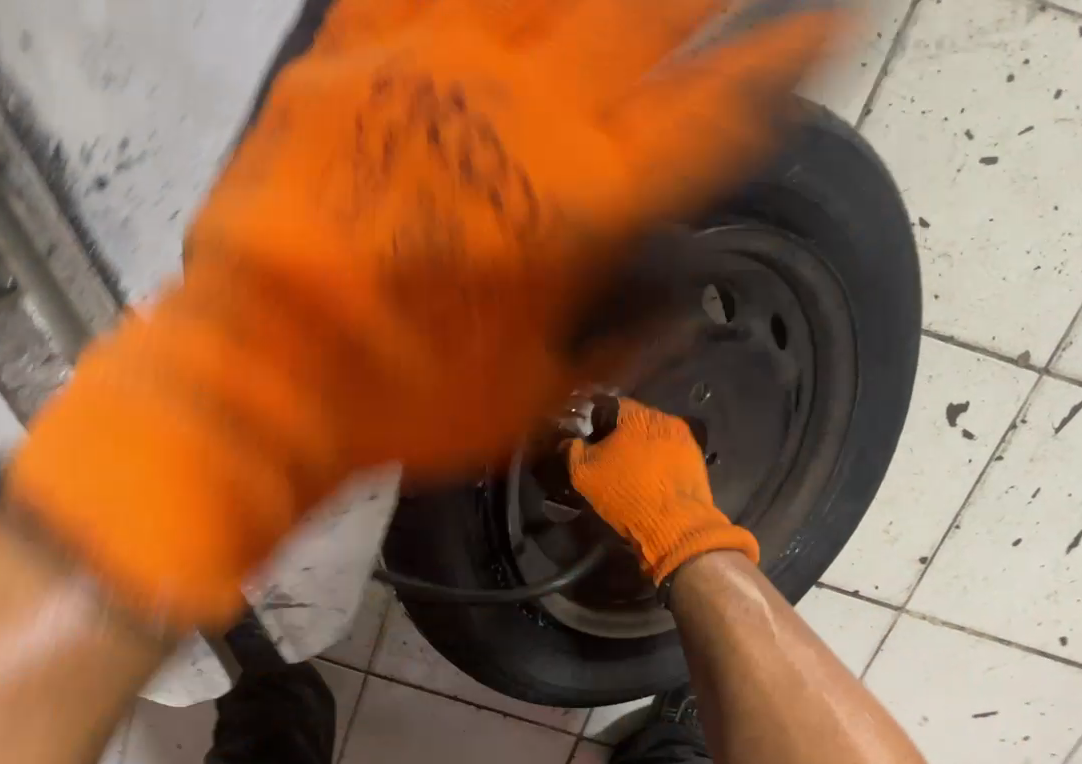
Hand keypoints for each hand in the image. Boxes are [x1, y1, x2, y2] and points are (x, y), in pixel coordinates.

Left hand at [9, 0, 840, 625]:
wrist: (254, 384)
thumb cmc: (390, 405)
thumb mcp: (523, 401)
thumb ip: (609, 342)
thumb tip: (669, 306)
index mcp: (575, 206)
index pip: (713, 113)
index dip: (780, 66)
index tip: (826, 26)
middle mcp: (515, 116)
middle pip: (646, 15)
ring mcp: (426, 74)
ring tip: (628, 0)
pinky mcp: (343, 64)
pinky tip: (487, 5)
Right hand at [566, 398, 757, 580]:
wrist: (676, 525)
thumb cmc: (627, 493)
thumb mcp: (585, 475)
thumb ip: (574, 451)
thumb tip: (571, 442)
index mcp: (638, 415)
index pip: (611, 406)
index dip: (596, 421)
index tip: (588, 438)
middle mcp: (666, 419)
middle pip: (636, 422)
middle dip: (622, 436)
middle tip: (608, 457)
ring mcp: (686, 440)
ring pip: (655, 439)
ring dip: (643, 450)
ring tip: (630, 472)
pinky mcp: (697, 461)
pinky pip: (670, 456)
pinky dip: (659, 464)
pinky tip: (650, 482)